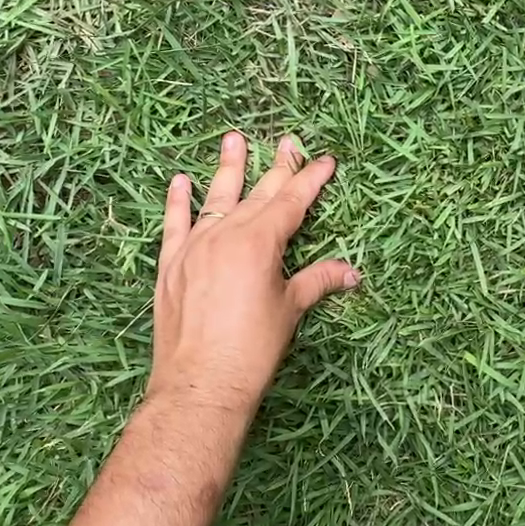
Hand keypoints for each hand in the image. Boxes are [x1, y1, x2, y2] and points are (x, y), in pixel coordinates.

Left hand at [149, 131, 357, 411]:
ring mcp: (195, 247)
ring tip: (233, 139)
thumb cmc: (252, 348)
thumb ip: (319, 281)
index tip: (326, 160)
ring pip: (216, 198)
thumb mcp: (291, 309)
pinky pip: (174, 224)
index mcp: (260, 242)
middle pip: (258, 193)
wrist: (198, 386)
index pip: (292, 201)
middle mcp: (227, 235)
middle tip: (288, 141)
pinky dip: (177, 202)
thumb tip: (353, 272)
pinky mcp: (171, 265)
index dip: (312, 179)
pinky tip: (179, 181)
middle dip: (277, 167)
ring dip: (228, 168)